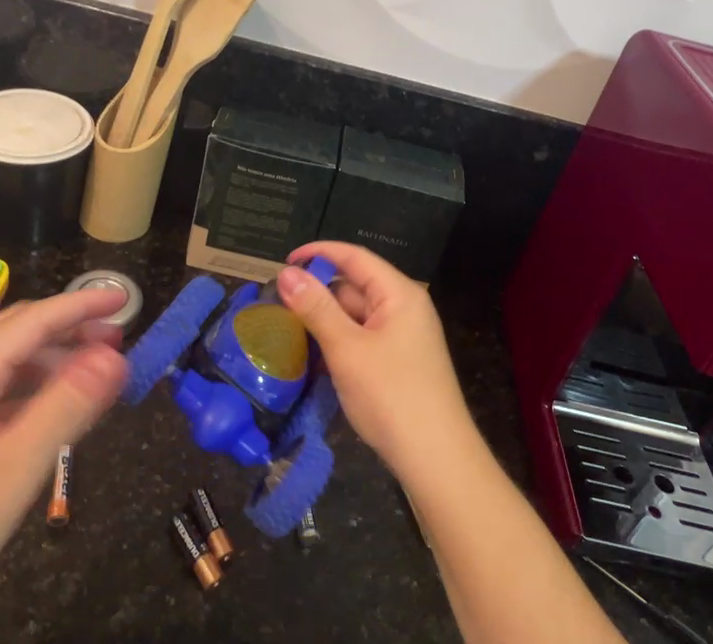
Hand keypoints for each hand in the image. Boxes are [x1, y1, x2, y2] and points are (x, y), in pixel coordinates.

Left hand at [0, 288, 127, 641]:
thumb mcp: (16, 468)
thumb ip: (67, 406)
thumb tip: (115, 357)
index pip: (32, 319)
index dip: (81, 305)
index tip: (123, 298)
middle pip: (14, 331)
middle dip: (69, 327)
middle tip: (118, 337)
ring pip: (1, 360)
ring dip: (50, 357)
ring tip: (93, 372)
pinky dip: (28, 385)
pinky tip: (48, 408)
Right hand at [276, 241, 475, 481]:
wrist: (436, 459)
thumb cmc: (392, 395)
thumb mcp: (347, 349)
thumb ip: (316, 308)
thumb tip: (286, 273)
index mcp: (399, 294)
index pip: (355, 257)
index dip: (319, 253)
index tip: (283, 262)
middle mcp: (404, 309)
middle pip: (354, 286)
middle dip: (317, 293)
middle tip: (276, 306)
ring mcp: (403, 338)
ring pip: (355, 317)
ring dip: (324, 322)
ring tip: (286, 333)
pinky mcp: (398, 364)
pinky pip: (361, 341)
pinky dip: (337, 345)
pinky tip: (312, 360)